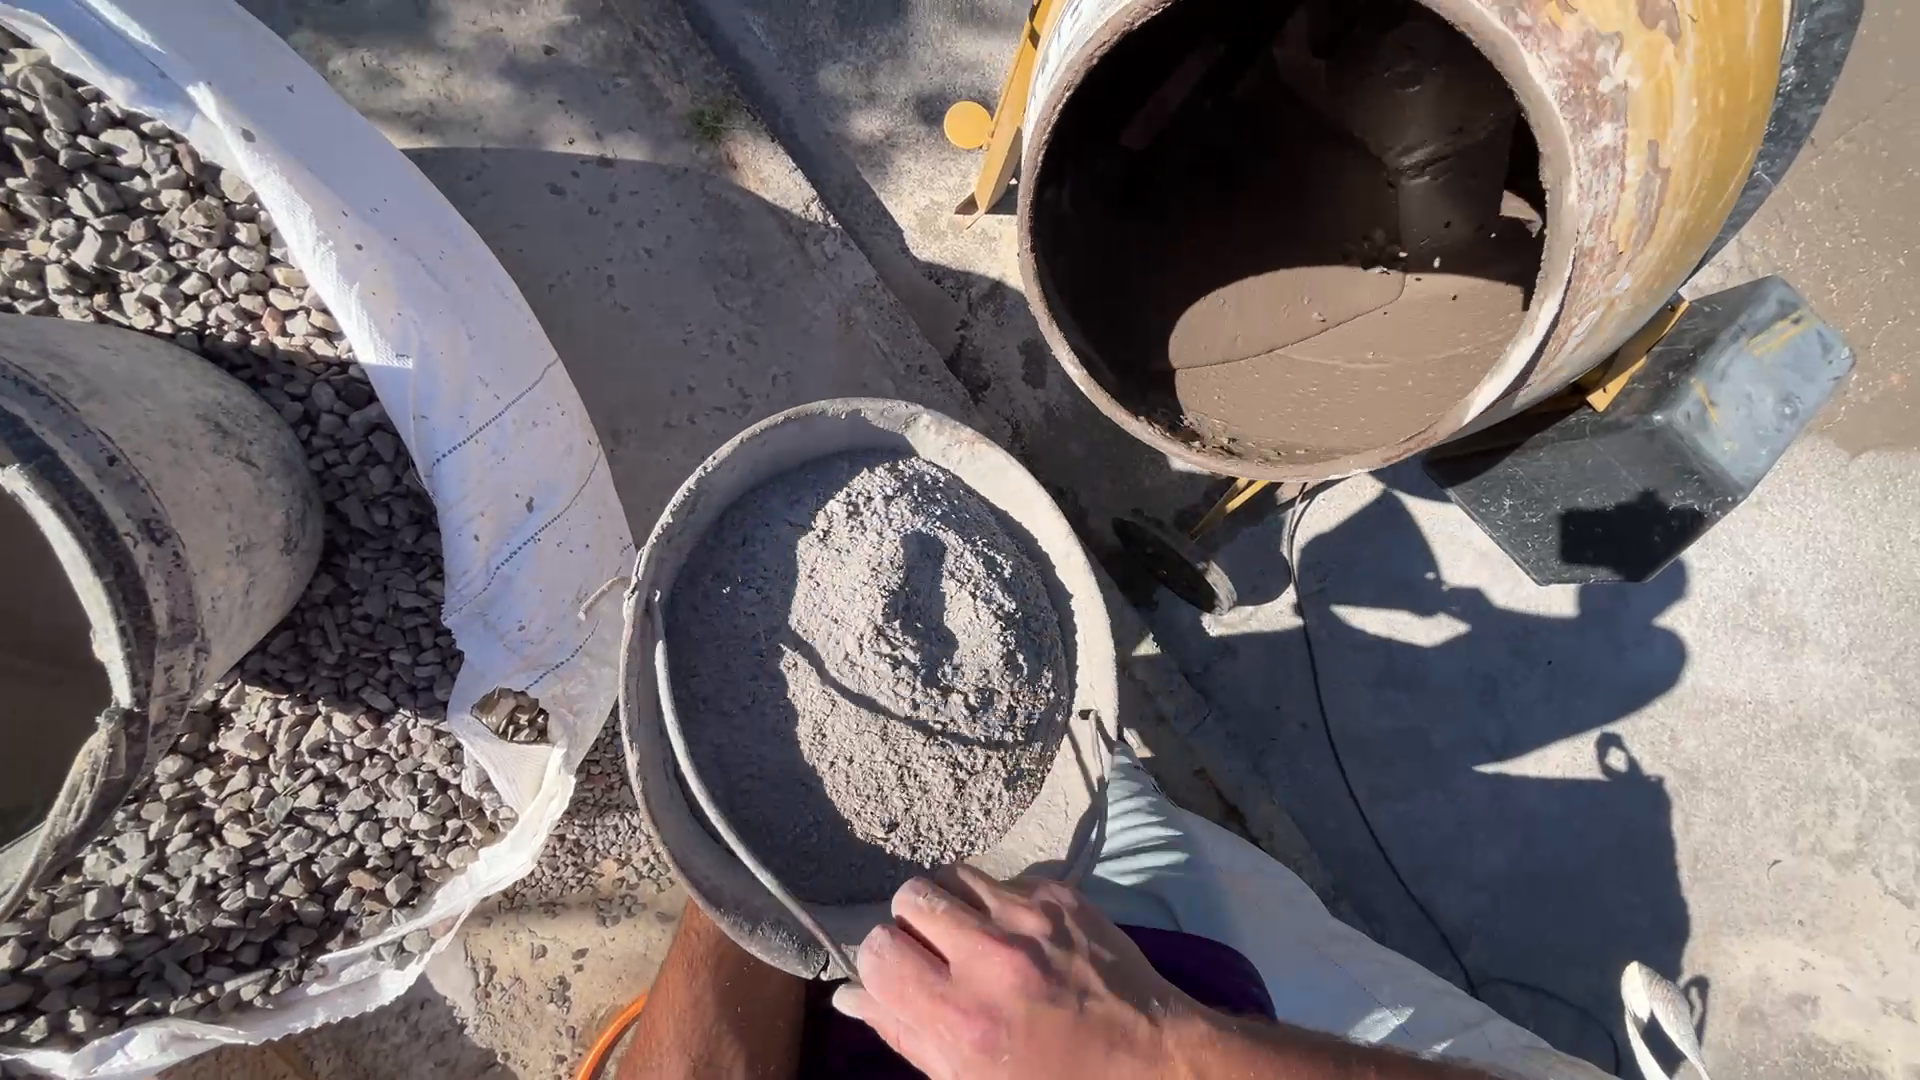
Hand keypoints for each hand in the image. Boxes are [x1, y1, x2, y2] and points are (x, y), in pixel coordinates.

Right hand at [831, 865, 1194, 1079]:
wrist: (1150, 1057)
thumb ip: (905, 1035)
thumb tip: (850, 996)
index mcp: (963, 1021)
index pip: (879, 950)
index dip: (881, 961)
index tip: (898, 973)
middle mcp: (991, 958)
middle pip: (909, 896)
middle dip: (911, 922)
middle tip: (935, 950)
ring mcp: (1028, 917)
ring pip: (950, 874)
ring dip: (949, 901)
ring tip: (970, 932)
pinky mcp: (1058, 893)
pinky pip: (999, 877)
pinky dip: (996, 900)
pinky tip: (1017, 933)